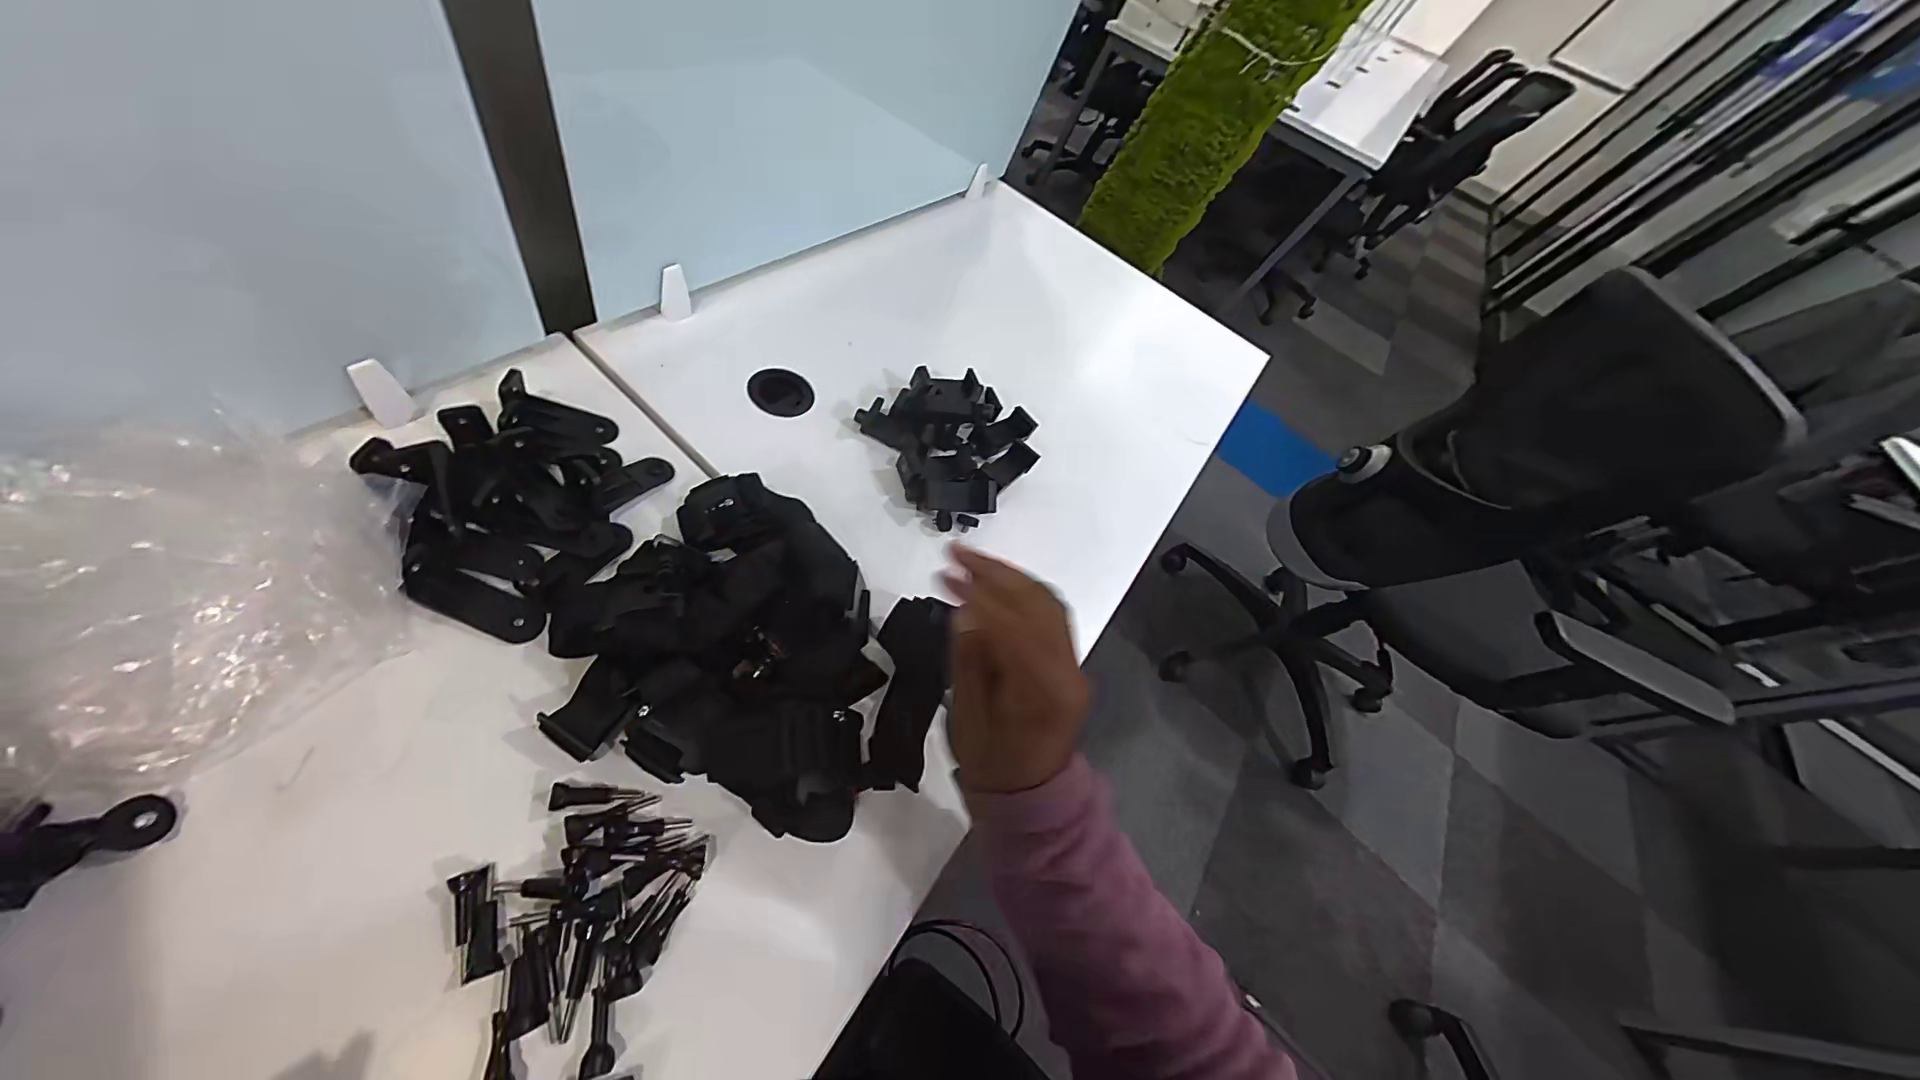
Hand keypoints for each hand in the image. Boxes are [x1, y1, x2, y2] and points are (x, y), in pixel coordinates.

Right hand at [941, 545, 1088, 793]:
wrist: (1030, 790)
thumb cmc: (994, 764)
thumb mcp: (969, 718)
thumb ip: (969, 662)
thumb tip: (964, 611)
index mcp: (1046, 691)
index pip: (1016, 629)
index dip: (981, 598)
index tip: (948, 576)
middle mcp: (1069, 670)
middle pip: (1038, 605)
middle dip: (996, 574)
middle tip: (955, 555)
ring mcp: (1074, 662)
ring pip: (1047, 602)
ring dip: (1009, 576)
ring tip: (970, 561)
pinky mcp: (1069, 658)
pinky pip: (1049, 613)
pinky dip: (1021, 591)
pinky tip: (994, 582)